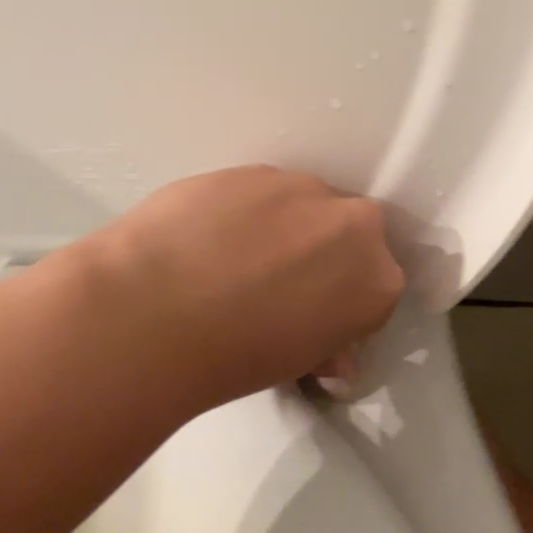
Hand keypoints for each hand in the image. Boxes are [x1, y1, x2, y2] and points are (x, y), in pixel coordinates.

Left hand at [81, 166, 403, 409]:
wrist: (155, 306)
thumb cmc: (235, 354)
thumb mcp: (293, 365)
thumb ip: (325, 346)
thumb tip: (332, 354)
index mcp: (376, 279)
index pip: (373, 288)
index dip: (341, 306)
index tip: (311, 320)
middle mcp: (352, 222)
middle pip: (347, 235)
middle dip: (319, 256)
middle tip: (274, 288)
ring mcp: (300, 186)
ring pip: (304, 206)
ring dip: (282, 227)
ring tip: (231, 262)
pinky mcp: (253, 167)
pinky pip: (261, 192)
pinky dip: (243, 211)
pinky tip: (206, 239)